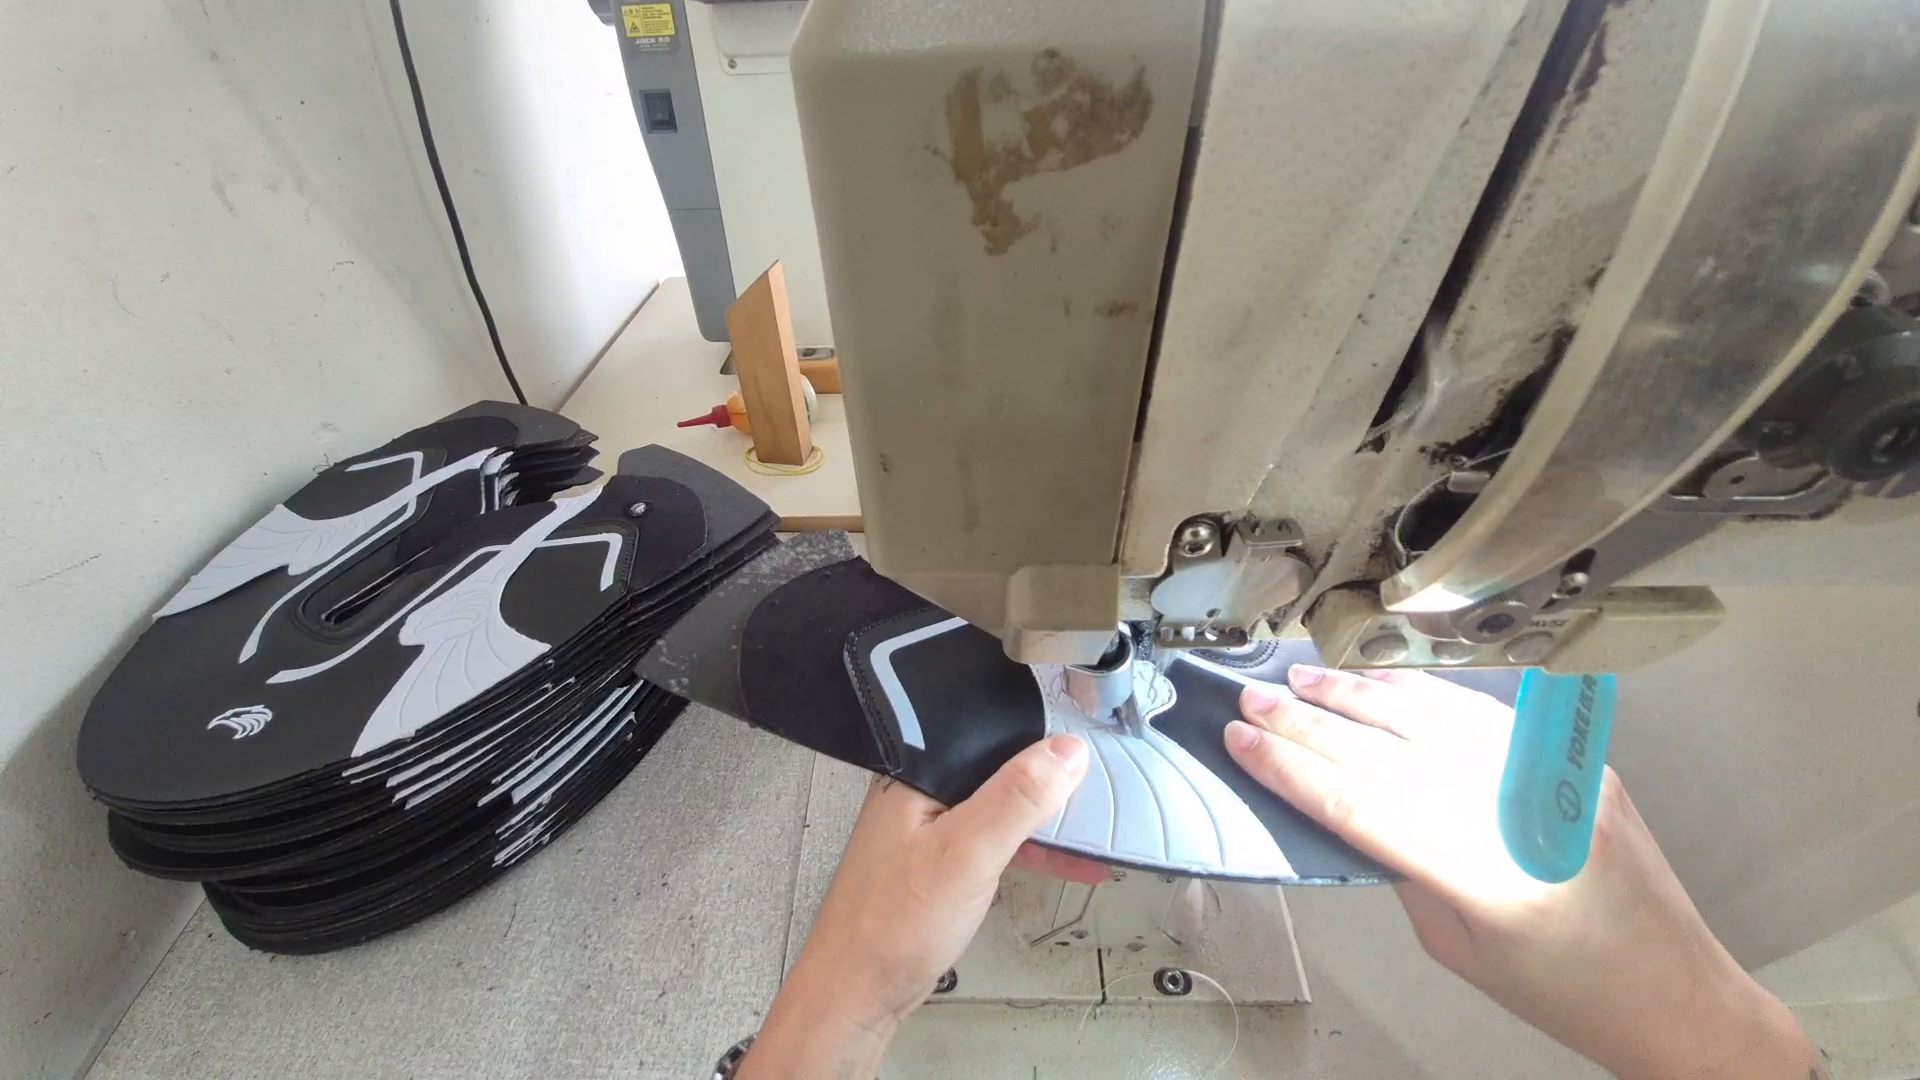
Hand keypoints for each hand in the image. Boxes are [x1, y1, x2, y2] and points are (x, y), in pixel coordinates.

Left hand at [738, 735, 1089, 1078]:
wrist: (856, 997)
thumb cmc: (889, 926)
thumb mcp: (966, 853)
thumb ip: (1015, 799)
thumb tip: (1065, 753)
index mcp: (918, 769)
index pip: (989, 729)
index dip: (1039, 738)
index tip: (1087, 757)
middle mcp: (922, 788)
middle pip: (999, 766)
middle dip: (1048, 780)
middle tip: (1094, 798)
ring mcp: (931, 824)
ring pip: (1000, 803)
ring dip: (1042, 818)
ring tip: (1089, 832)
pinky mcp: (940, 856)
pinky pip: (995, 836)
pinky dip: (1028, 847)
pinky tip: (1059, 859)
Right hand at [1225, 665, 1821, 1079]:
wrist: (1680, 995)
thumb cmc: (1555, 989)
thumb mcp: (1450, 941)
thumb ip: (1395, 862)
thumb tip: (1338, 795)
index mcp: (1487, 881)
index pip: (1361, 806)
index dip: (1291, 769)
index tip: (1241, 741)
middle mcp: (1521, 819)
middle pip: (1386, 755)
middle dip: (1307, 725)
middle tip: (1253, 701)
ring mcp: (1552, 781)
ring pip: (1431, 719)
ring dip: (1355, 696)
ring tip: (1301, 679)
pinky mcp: (1570, 761)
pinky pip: (1479, 713)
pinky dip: (1418, 693)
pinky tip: (1375, 683)